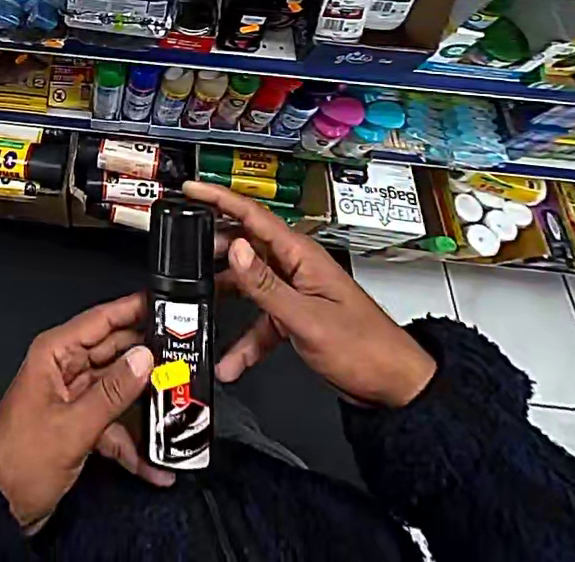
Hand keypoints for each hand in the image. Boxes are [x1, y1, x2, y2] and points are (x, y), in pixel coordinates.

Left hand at [0, 293, 165, 533]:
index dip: (134, 309)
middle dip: (149, 358)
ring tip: (177, 404)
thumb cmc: (18, 464)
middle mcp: (66, 368)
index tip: (166, 306)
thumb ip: (112, 391)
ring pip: (120, 385)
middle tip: (183, 356)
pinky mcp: (81, 422)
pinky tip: (153, 460)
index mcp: (56, 354)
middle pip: (117, 351)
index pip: (102, 319)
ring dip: (145, 402)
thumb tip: (144, 358)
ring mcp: (75, 395)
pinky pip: (114, 420)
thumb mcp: (72, 427)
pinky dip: (132, 439)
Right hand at [185, 181, 436, 408]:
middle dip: (213, 247)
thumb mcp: (307, 317)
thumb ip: (266, 284)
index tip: (192, 188)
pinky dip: (245, 340)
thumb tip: (236, 248)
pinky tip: (232, 361)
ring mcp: (295, 290)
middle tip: (182, 247)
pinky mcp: (295, 315)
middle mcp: (296, 266)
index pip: (254, 216)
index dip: (220, 199)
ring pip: (250, 283)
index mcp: (301, 255)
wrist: (392, 385)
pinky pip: (261, 319)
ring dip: (224, 296)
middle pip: (247, 245)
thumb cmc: (364, 348)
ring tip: (195, 301)